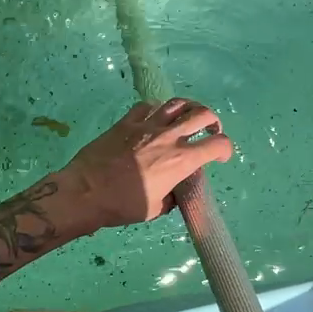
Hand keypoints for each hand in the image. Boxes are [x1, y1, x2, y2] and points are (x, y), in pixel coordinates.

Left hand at [50, 98, 232, 231]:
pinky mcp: (125, 122)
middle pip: (202, 114)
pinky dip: (157, 109)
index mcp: (181, 160)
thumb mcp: (156, 208)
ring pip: (176, 103)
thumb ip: (172, 195)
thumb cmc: (122, 206)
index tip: (221, 156)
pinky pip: (147, 106)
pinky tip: (154, 118)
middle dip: (212, 121)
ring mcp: (146, 125)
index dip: (226, 149)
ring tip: (186, 118)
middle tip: (210, 130)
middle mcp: (168, 137)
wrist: (86, 191)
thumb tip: (174, 189)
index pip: (218, 144)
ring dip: (187, 108)